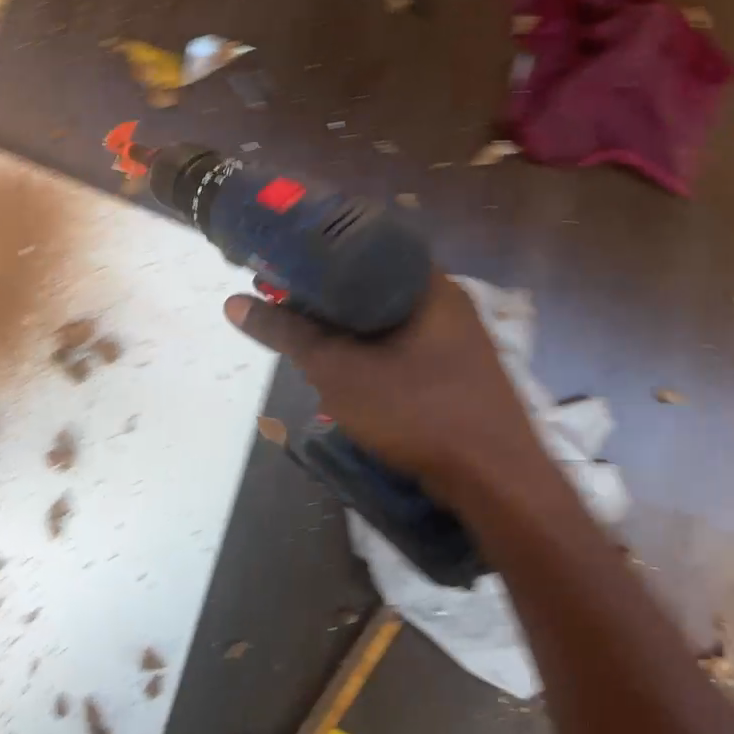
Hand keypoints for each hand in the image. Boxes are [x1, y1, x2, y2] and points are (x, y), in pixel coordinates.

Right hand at [223, 276, 544, 500]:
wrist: (500, 487)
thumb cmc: (419, 412)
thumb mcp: (337, 370)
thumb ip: (286, 333)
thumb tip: (233, 303)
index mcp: (427, 285)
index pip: (360, 246)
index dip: (313, 252)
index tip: (276, 263)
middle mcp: (448, 304)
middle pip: (370, 283)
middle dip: (323, 294)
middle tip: (280, 300)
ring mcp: (459, 341)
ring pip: (384, 319)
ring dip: (344, 326)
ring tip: (302, 334)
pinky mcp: (459, 374)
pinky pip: (401, 346)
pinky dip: (368, 349)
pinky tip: (343, 369)